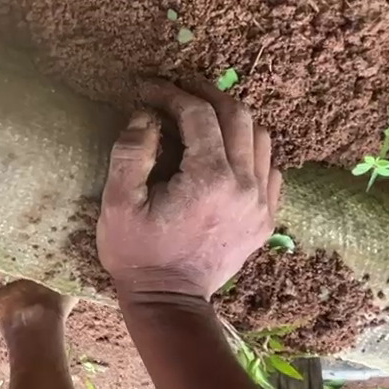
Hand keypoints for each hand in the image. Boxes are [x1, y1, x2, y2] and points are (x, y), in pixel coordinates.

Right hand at [97, 80, 282, 300]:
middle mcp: (245, 185)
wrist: (169, 301)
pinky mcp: (266, 218)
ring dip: (230, 118)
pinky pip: (270, 167)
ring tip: (200, 114)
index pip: (198, 114)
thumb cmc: (136, 252)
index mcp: (208, 178)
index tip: (146, 89)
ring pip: (260, 137)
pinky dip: (249, 148)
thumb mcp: (118, 202)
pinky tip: (223, 151)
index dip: (171, 93)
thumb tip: (145, 115)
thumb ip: (131, 152)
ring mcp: (262, 203)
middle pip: (238, 116)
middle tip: (177, 87)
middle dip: (206, 93)